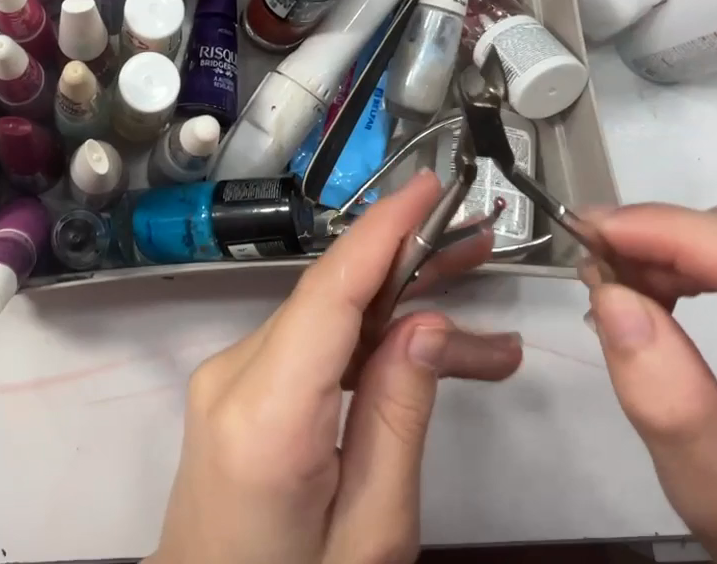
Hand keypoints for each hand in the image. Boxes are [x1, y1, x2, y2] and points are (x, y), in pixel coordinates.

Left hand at [148, 171, 522, 563]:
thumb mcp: (372, 532)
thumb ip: (398, 418)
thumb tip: (427, 323)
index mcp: (265, 414)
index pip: (328, 293)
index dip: (381, 230)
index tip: (428, 186)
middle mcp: (232, 375)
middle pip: (329, 299)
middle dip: (409, 269)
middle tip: (484, 250)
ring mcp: (225, 379)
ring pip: (324, 324)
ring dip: (398, 321)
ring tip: (491, 342)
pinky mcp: (232, 391)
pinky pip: (306, 353)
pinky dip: (364, 352)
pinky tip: (424, 366)